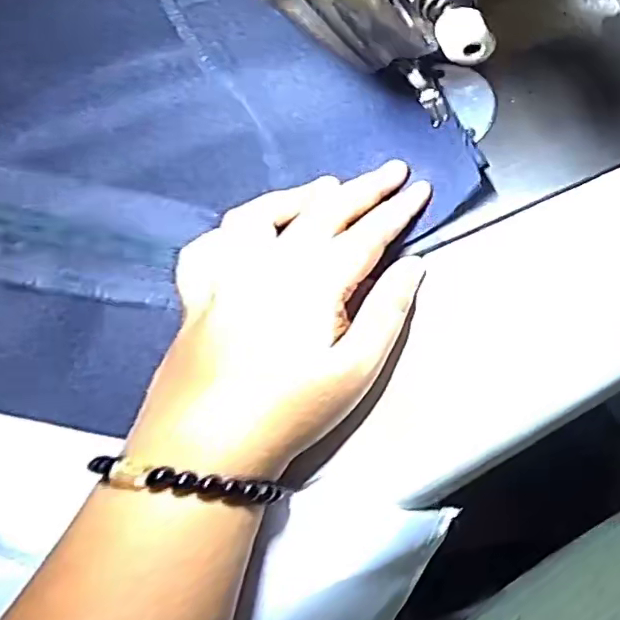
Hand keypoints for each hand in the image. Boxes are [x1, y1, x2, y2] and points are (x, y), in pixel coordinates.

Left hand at [124, 161, 431, 479]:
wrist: (202, 448)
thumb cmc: (292, 409)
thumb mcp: (359, 366)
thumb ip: (388, 309)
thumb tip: (412, 266)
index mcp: (312, 283)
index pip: (366, 233)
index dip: (397, 209)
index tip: (421, 189)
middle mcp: (266, 267)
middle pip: (321, 213)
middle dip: (364, 188)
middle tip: (392, 171)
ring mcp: (226, 277)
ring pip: (262, 216)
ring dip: (302, 195)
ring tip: (329, 186)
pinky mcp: (199, 295)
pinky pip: (211, 244)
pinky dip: (237, 226)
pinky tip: (252, 228)